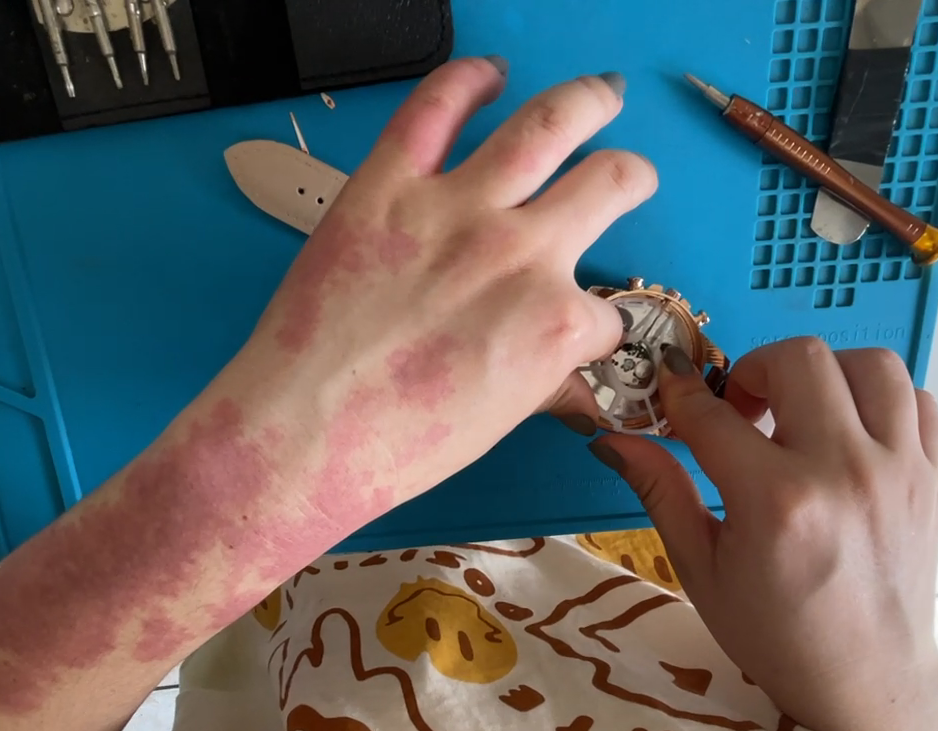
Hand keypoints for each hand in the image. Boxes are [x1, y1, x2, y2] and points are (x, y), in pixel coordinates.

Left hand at [199, 57, 653, 534]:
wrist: (307, 435)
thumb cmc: (399, 448)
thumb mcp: (496, 422)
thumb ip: (543, 380)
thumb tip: (571, 370)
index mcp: (554, 324)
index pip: (605, 312)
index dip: (598, 324)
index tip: (581, 327)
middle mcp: (522, 253)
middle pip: (608, 185)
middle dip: (631, 179)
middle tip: (630, 175)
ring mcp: (456, 209)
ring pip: (548, 123)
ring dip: (588, 101)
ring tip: (602, 94)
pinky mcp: (387, 184)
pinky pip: (437, 105)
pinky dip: (469, 77)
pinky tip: (490, 74)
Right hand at [590, 337, 937, 730]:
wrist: (864, 680)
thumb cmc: (771, 635)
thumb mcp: (699, 569)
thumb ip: (661, 491)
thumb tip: (613, 440)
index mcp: (775, 501)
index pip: (714, 416)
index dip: (680, 395)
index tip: (670, 390)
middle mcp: (843, 469)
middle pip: (798, 359)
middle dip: (752, 370)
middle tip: (737, 411)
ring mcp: (899, 467)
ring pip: (867, 362)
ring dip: (819, 373)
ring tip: (794, 413)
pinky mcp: (931, 474)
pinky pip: (915, 396)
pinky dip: (873, 396)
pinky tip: (843, 430)